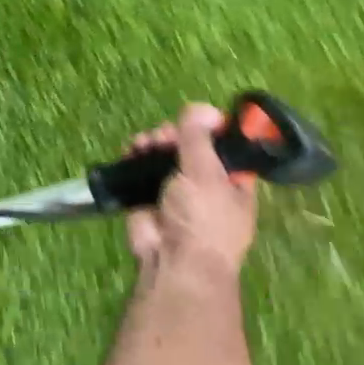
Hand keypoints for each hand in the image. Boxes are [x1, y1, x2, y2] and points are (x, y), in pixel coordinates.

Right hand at [123, 103, 257, 278]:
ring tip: (141, 145)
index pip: (223, 145)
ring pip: (163, 153)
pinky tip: (130, 152)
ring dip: (150, 142)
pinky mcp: (149, 193)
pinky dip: (134, 155)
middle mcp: (206, 183)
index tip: (191, 120)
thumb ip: (200, 139)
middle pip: (188, 145)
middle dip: (172, 135)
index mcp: (233, 181)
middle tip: (163, 138)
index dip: (206, 128)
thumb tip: (205, 107)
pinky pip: (142, 165)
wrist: (173, 257)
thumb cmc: (202, 218)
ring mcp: (176, 189)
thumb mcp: (206, 174)